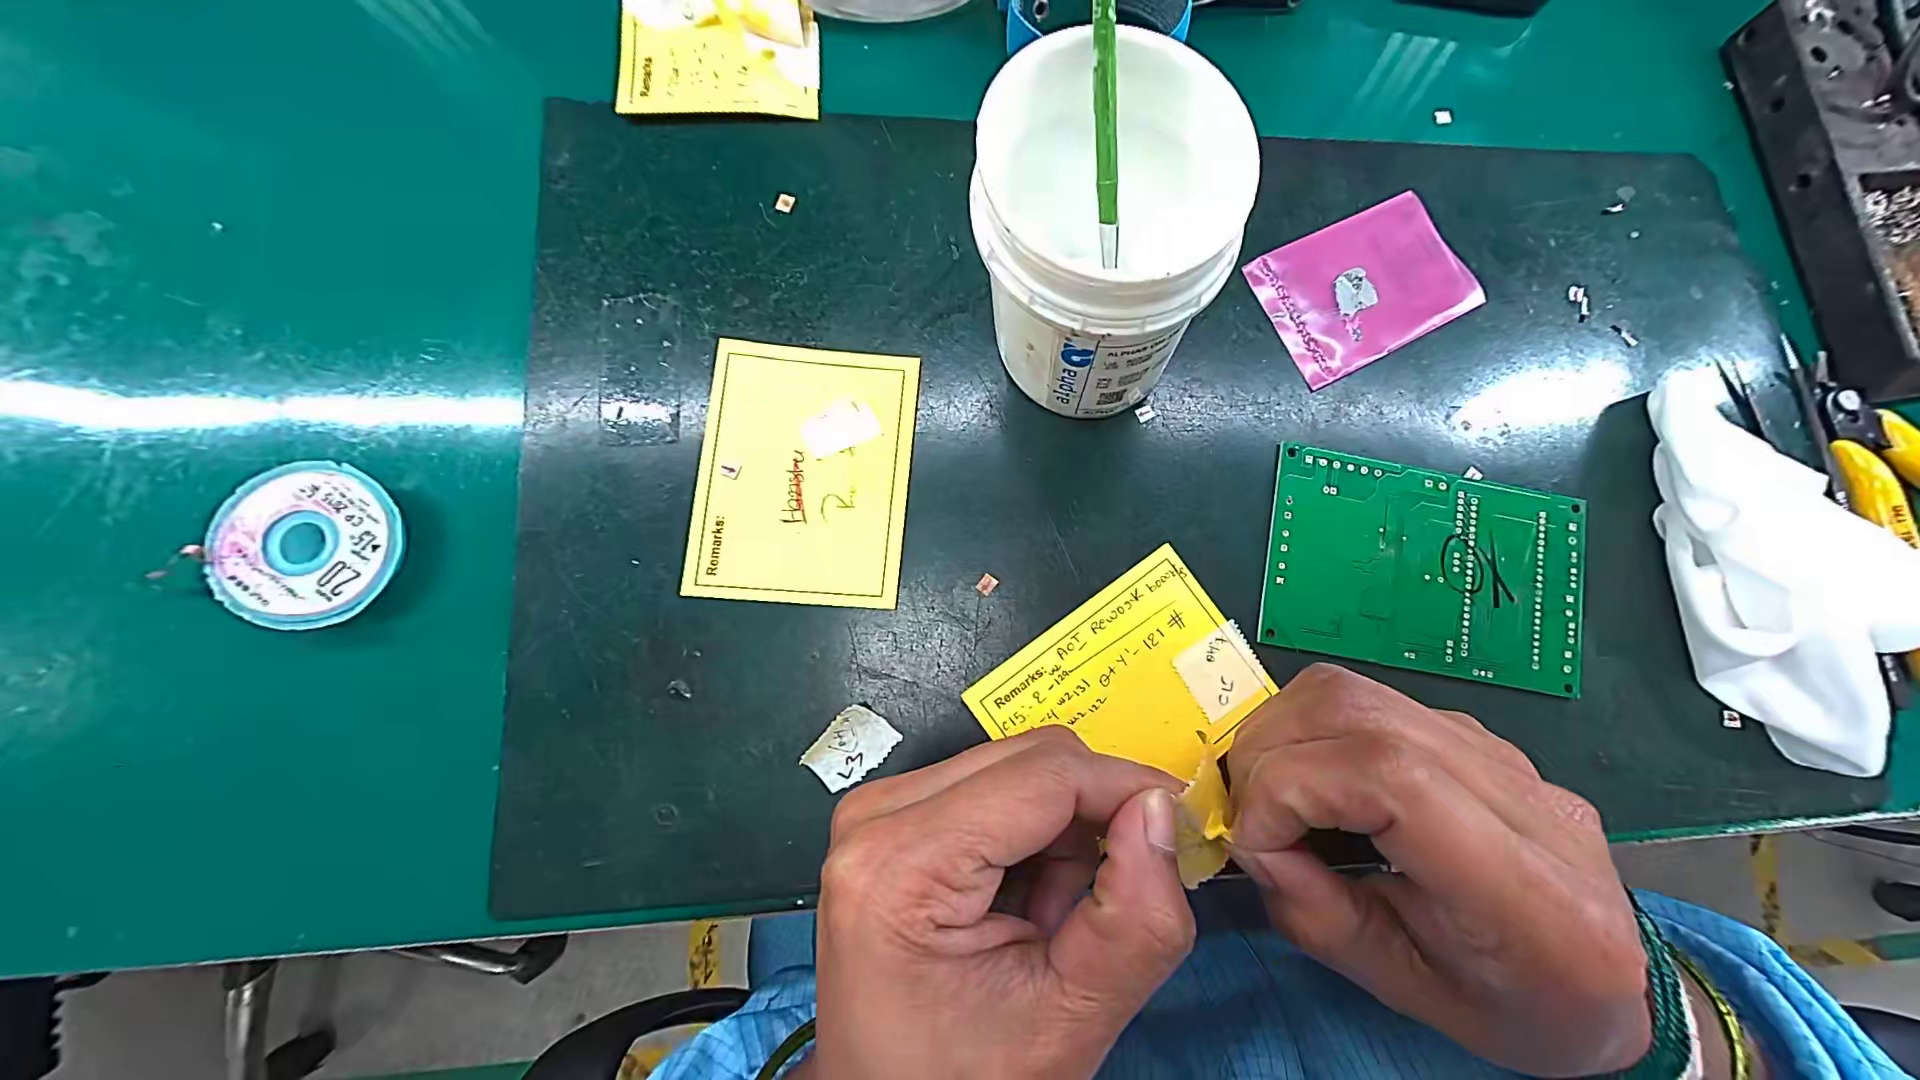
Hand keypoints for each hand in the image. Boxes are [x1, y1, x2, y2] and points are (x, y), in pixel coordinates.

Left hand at [801, 727, 1194, 1079]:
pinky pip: (993, 780)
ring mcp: (882, 803)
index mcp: (900, 861)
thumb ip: (1132, 919)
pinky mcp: (895, 807)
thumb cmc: (961, 1074)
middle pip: (1028, 758)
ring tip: (1055, 906)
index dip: (1123, 786)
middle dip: (1092, 809)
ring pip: (1016, 762)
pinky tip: (1026, 888)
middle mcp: (878, 812)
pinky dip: (1034, 824)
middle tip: (1112, 887)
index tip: (1176, 818)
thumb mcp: (1065, 1020)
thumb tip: (1157, 810)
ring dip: (1063, 821)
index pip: (1042, 776)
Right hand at [1227, 665, 1648, 1076]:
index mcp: (1527, 892)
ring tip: (1265, 787)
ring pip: (1347, 690)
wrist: (1604, 979)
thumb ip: (1317, 917)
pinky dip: (1302, 724)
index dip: (1289, 789)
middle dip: (1265, 754)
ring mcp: (1494, 749)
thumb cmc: (1510, 1005)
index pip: (1388, 777)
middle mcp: (1520, 797)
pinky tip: (1304, 770)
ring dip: (1276, 730)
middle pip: (1354, 714)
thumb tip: (1252, 841)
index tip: (1253, 840)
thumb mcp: (1406, 990)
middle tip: (1245, 812)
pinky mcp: (1465, 730)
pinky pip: (1358, 697)